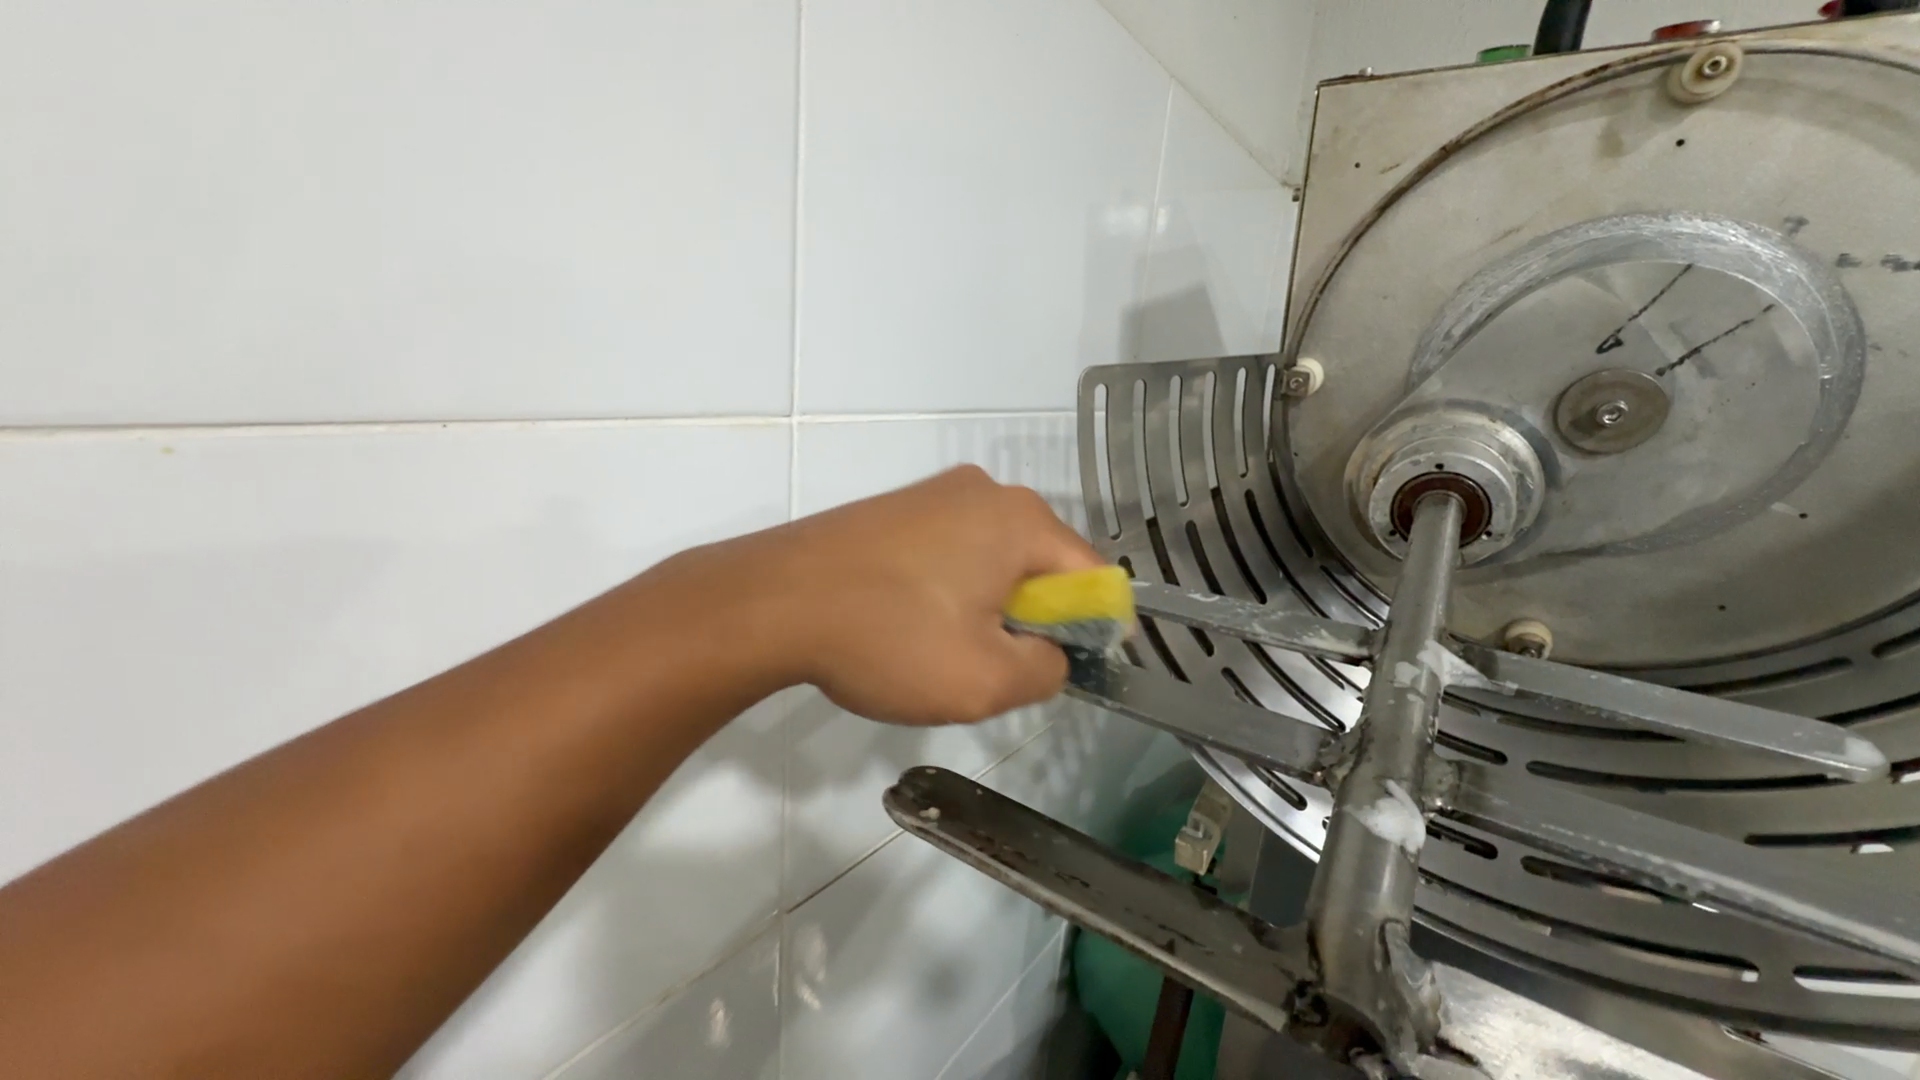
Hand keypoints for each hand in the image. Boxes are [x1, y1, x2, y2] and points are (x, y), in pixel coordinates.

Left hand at [666, 466, 1106, 725]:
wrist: (770, 602)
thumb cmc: (889, 639)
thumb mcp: (985, 681)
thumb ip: (1047, 671)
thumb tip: (1051, 654)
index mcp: (1020, 519)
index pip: (1092, 575)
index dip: (1093, 627)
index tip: (1066, 667)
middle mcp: (985, 490)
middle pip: (1041, 562)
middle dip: (1031, 618)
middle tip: (992, 666)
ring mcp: (933, 493)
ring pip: (992, 559)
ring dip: (986, 607)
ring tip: (941, 650)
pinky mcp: (894, 508)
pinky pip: (950, 551)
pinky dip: (948, 589)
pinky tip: (909, 623)